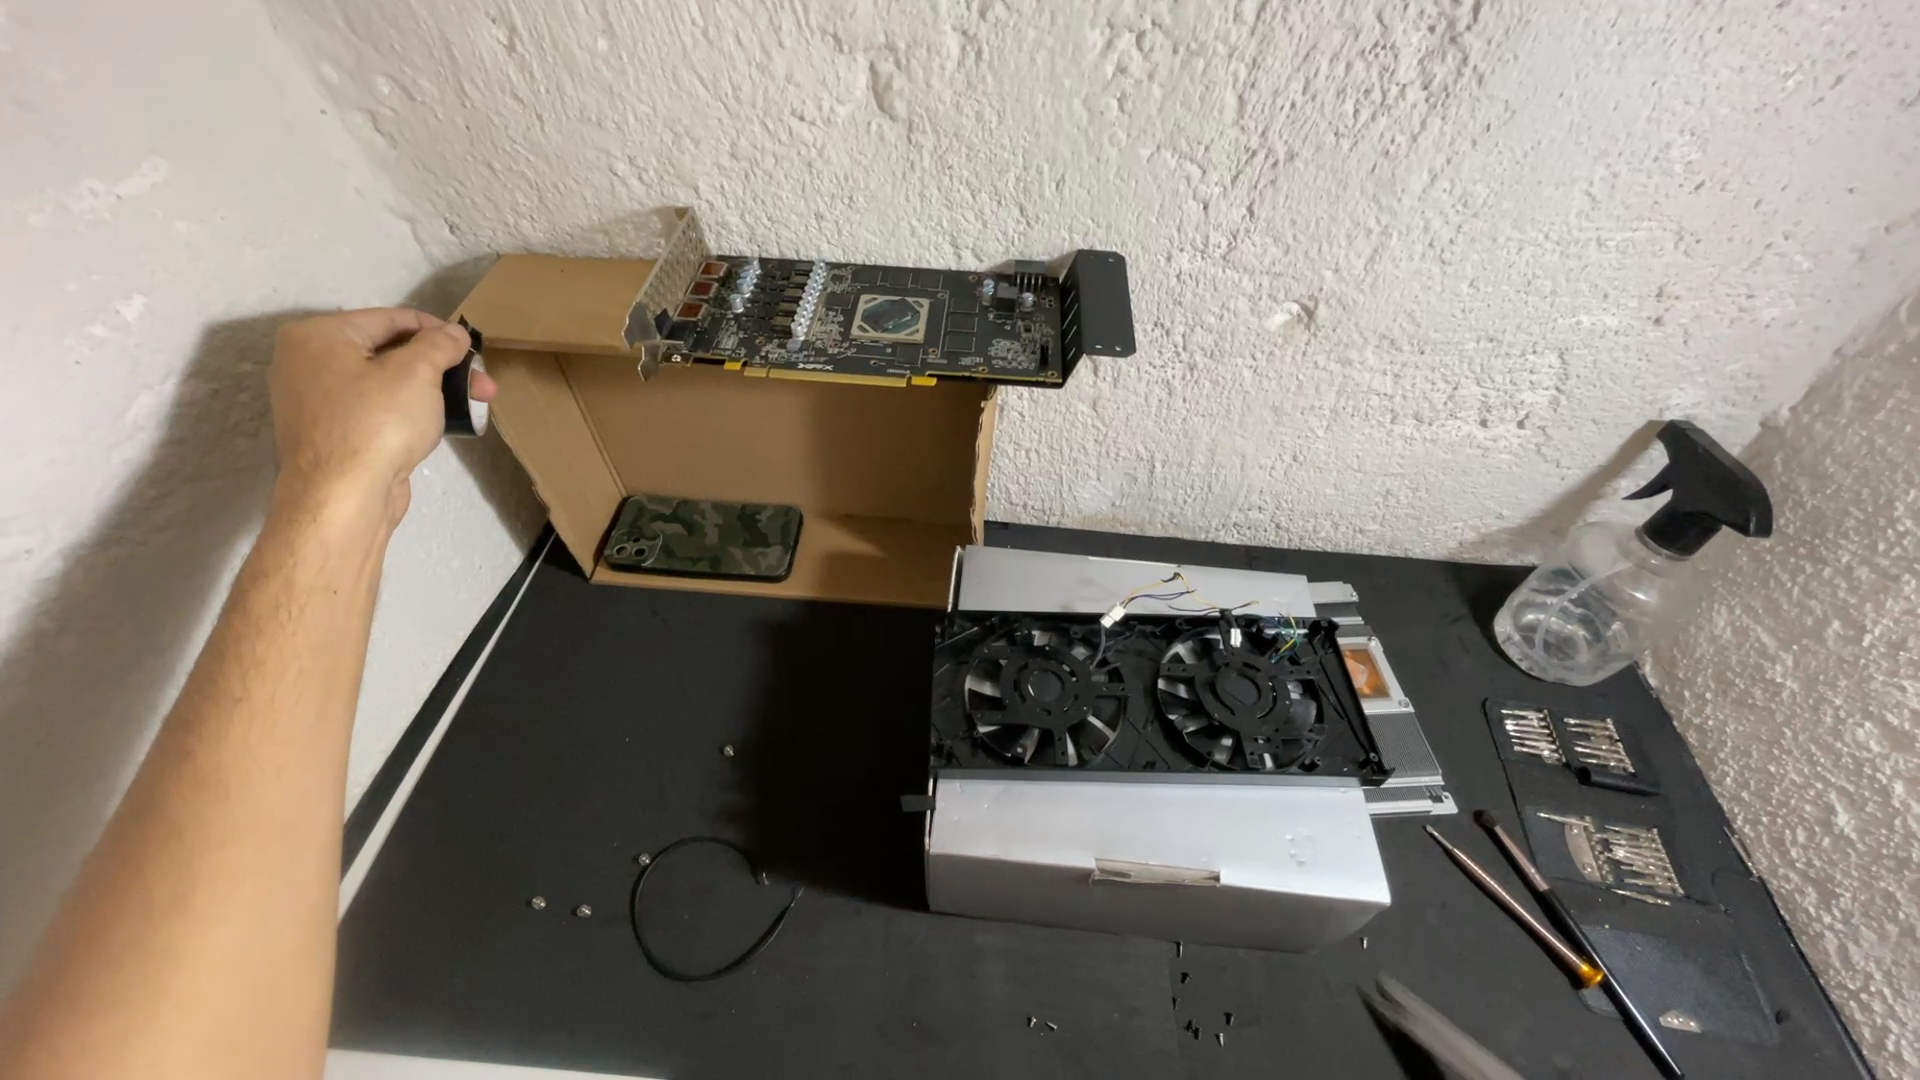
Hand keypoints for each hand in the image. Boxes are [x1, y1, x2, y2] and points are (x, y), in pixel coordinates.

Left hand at [268, 308, 496, 526]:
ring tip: (474, 406)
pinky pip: (378, 409)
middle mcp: (309, 362)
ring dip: (434, 391)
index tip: (472, 348)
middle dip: (442, 367)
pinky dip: (411, 411)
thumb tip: (453, 332)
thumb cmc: (377, 423)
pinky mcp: (333, 432)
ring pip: (388, 383)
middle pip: (390, 352)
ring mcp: (318, 400)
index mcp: (319, 336)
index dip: (436, 329)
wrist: (343, 495)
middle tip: (483, 384)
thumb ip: (439, 345)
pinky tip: (441, 424)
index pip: (389, 318)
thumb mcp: (417, 374)